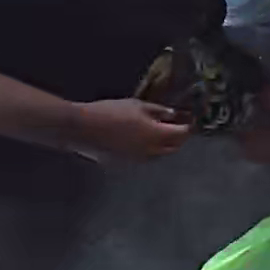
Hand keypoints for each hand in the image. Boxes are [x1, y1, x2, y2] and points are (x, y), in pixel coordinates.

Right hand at [73, 99, 189, 160]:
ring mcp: (138, 160)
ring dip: (164, 146)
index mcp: (159, 135)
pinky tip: (140, 142)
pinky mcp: (124, 164)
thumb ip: (159, 111)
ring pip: (160, 155)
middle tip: (176, 127)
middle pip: (174, 147)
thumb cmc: (111, 112)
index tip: (189, 119)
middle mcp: (153, 151)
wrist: (80, 128)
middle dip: (179, 138)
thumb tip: (174, 114)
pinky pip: (143, 158)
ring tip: (160, 134)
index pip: (183, 133)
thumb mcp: (138, 106)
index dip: (188, 126)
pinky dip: (148, 151)